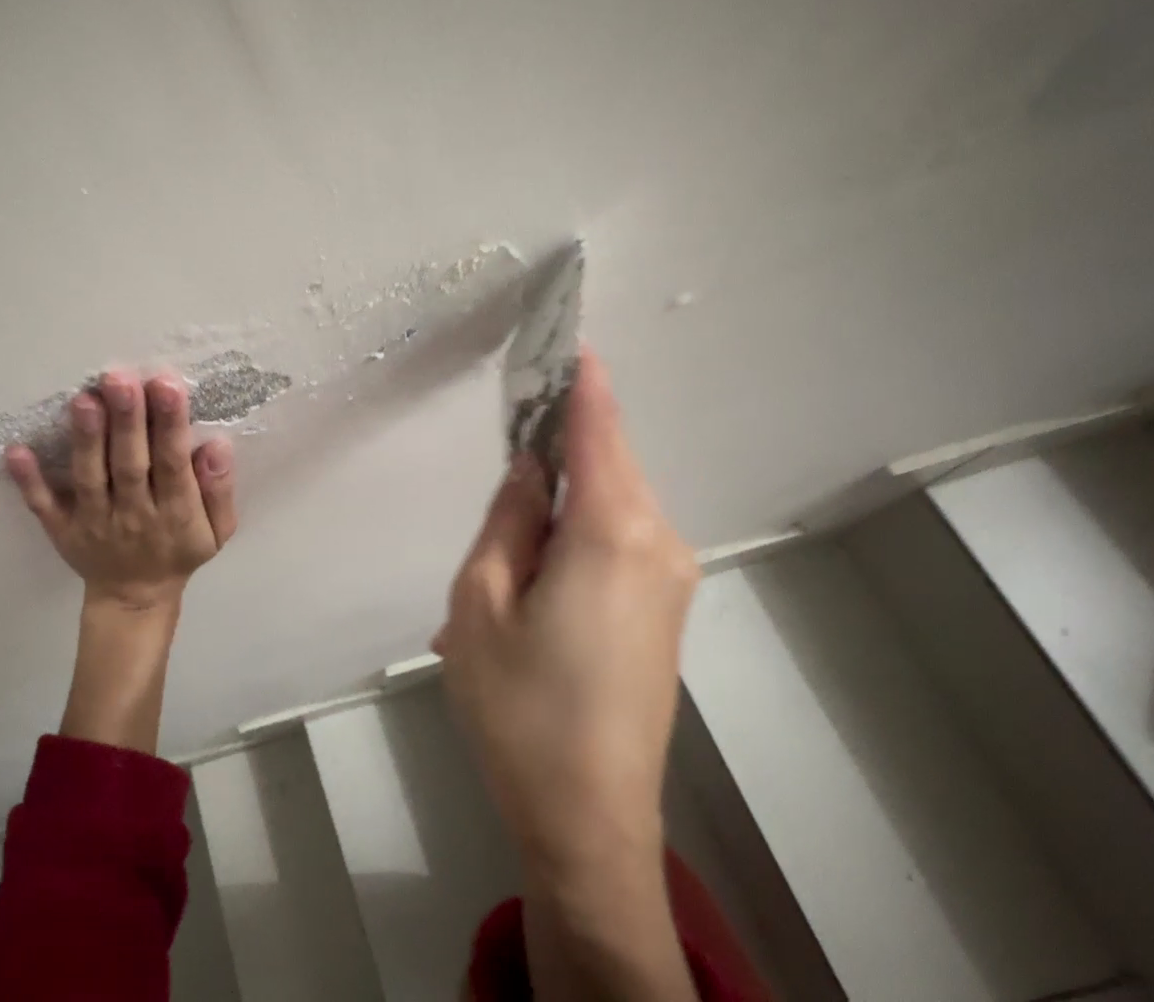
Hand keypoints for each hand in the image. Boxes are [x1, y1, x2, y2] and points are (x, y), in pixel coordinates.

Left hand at [5, 369, 238, 752]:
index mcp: (175, 512)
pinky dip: (30, 481)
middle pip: (130, 464)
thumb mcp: (217, 531)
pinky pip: (44, 506)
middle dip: (126, 421)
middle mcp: (133, 514)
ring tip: (83, 400)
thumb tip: (216, 445)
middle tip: (119, 378)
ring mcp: (93, 522)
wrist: (135, 599)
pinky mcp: (62, 530)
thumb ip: (219, 490)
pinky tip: (17, 451)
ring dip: (86, 440)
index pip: (172, 464)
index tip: (166, 385)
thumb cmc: (179, 552)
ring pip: (90, 478)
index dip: (170, 425)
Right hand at [434, 349, 699, 998]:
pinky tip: (529, 603)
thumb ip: (506, 522)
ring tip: (497, 581)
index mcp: (611, 530)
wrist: (590, 817)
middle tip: (495, 495)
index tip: (568, 335)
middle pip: (608, 466)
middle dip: (556, 457)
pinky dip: (573, 549)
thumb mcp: (480, 606)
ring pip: (611, 508)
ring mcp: (673, 579)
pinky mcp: (668, 612)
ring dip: (555, 518)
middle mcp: (659, 541)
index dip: (581, 380)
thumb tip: (528, 471)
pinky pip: (619, 548)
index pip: (598, 428)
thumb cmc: (519, 709)